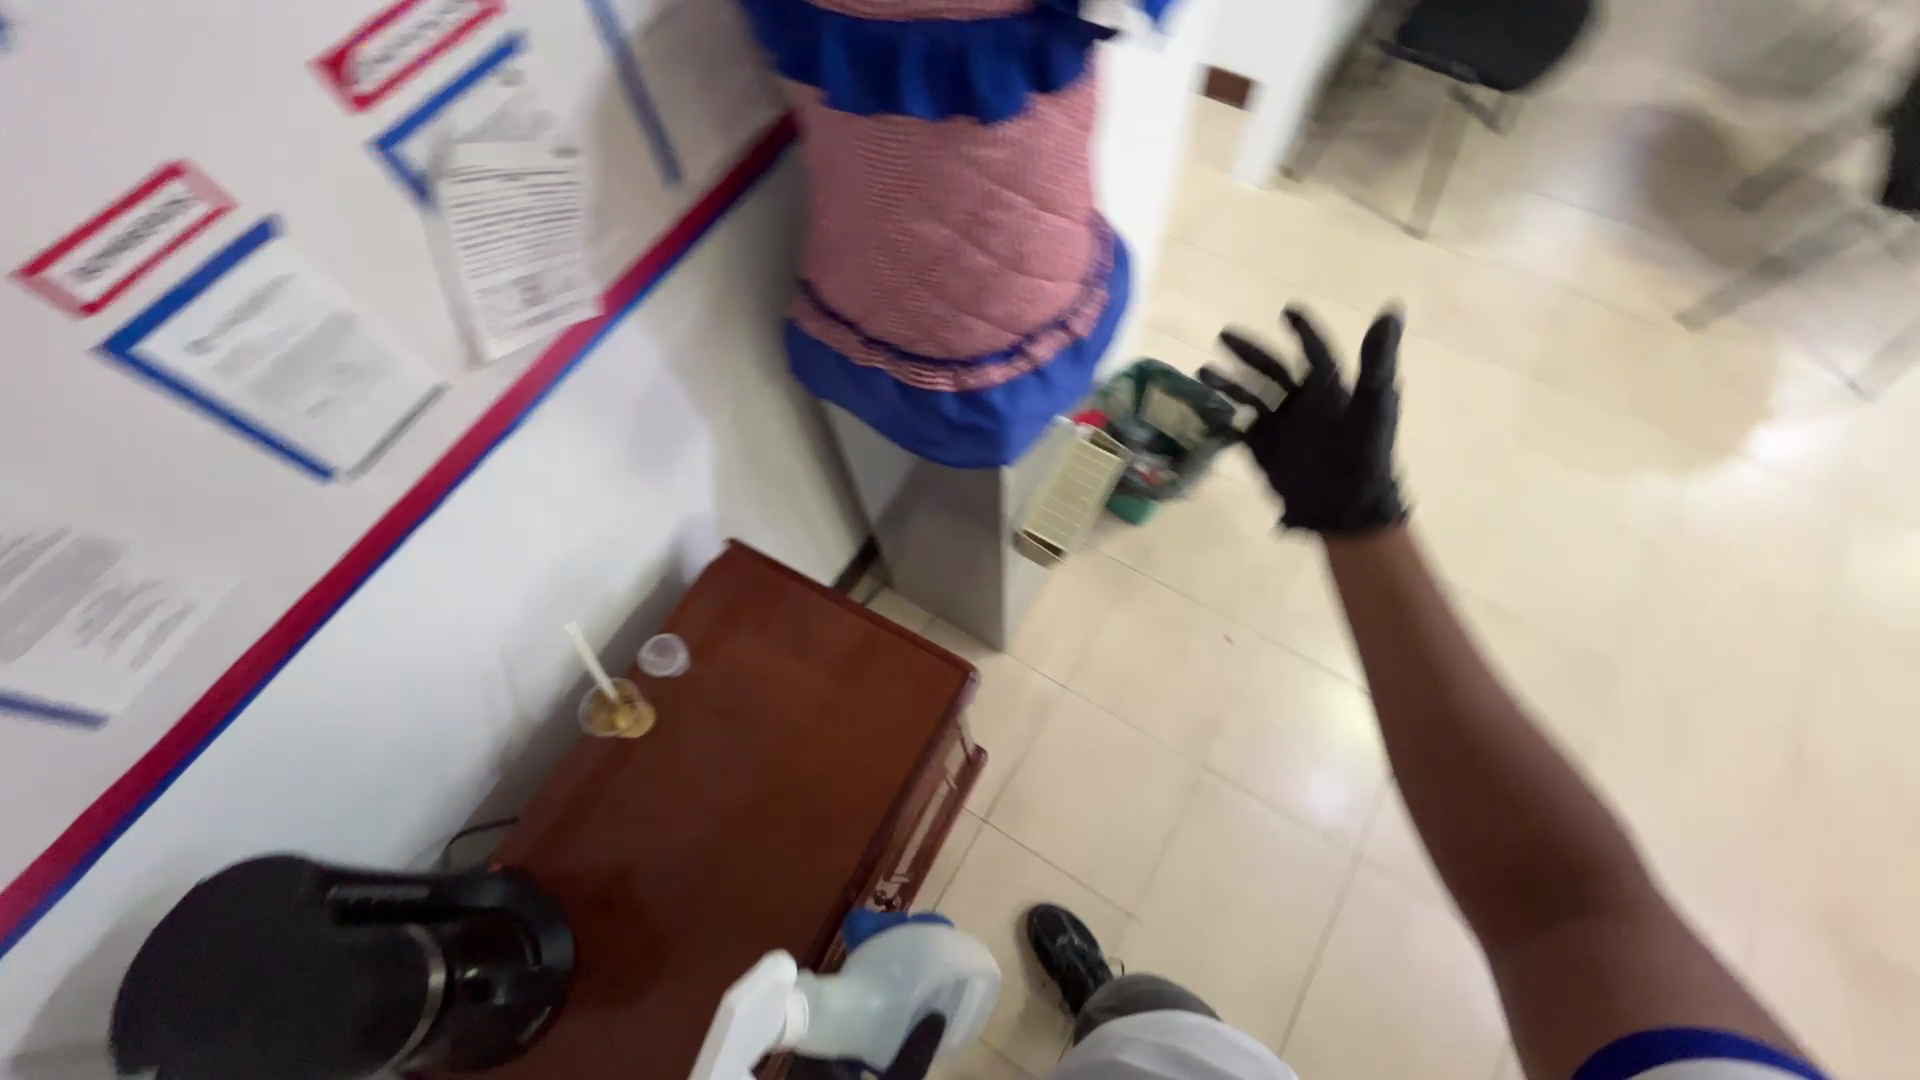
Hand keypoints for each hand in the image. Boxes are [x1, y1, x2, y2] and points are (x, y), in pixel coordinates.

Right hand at [1199, 305, 1407, 534]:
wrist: (1344, 507)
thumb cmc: (1365, 454)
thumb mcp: (1374, 404)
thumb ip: (1377, 359)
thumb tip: (1391, 309)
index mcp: (1330, 389)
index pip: (1314, 352)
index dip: (1302, 332)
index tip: (1287, 311)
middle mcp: (1302, 403)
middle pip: (1271, 369)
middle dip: (1248, 351)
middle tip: (1223, 335)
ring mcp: (1279, 426)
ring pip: (1248, 395)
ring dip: (1226, 382)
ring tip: (1203, 371)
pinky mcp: (1262, 449)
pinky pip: (1237, 428)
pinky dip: (1220, 417)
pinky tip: (1204, 407)